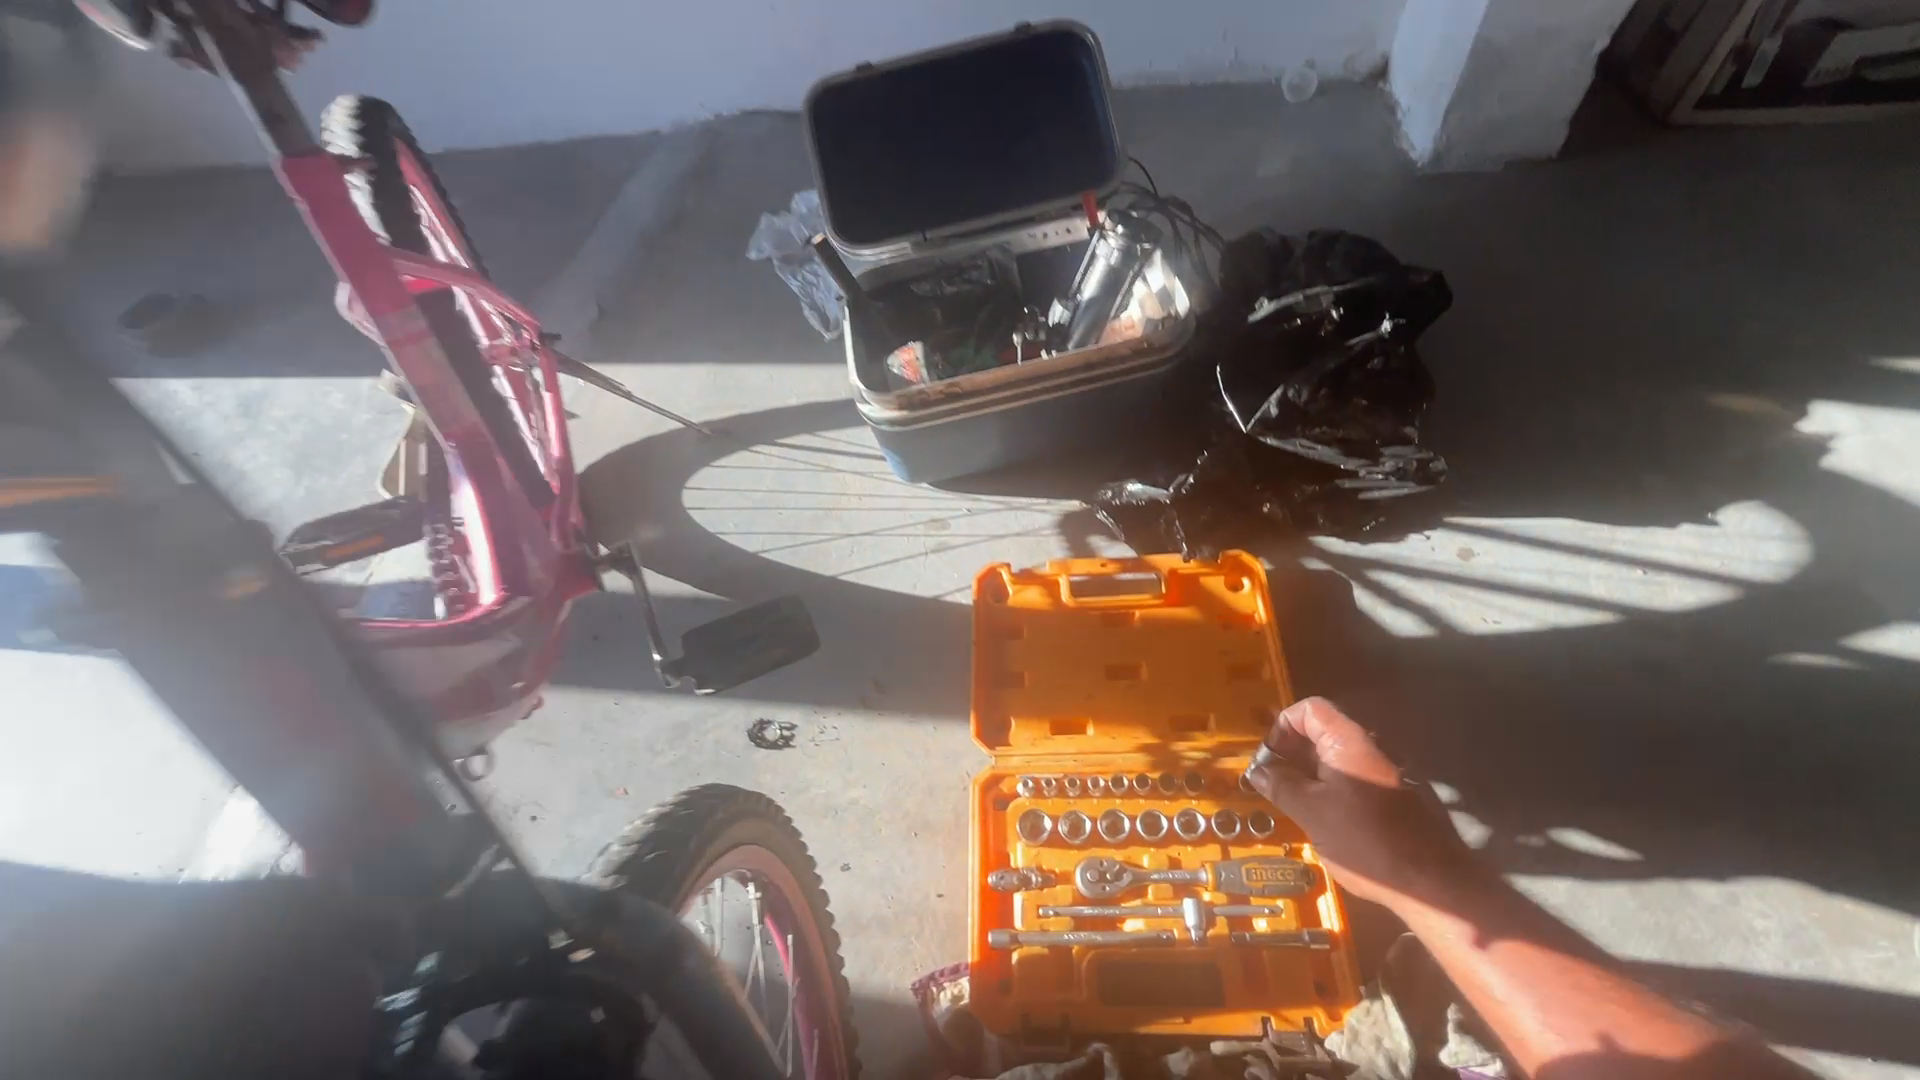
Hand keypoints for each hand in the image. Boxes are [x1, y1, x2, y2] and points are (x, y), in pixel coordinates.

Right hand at [1243, 697, 1479, 911]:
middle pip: (1325, 731)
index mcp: (1350, 740)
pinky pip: (1359, 777)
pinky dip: (1337, 789)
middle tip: (1278, 784)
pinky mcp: (1402, 794)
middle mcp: (1374, 746)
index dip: (1283, 726)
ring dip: (1314, 774)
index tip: (1272, 760)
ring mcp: (1392, 770)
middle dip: (1295, 753)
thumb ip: (1280, 785)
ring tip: (1299, 805)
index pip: (1309, 708)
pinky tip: (1330, 821)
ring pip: (1341, 758)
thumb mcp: (1310, 813)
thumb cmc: (1365, 842)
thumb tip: (1257, 769)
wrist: (1435, 886)